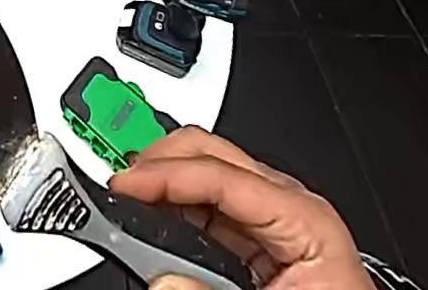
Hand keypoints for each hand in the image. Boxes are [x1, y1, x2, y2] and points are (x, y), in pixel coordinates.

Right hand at [108, 127, 372, 289]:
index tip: (123, 185)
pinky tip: (150, 209)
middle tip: (120, 184)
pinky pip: (200, 195)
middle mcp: (288, 205)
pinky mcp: (252, 231)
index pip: (219, 173)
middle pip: (206, 151)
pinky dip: (169, 196)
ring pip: (198, 164)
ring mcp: (270, 213)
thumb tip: (163, 279)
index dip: (164, 174)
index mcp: (307, 221)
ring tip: (128, 195)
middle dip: (157, 161)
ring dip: (159, 175)